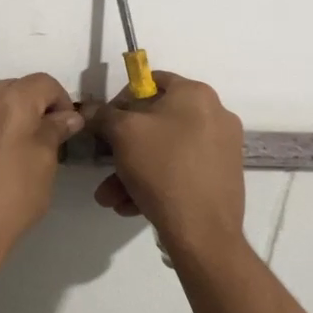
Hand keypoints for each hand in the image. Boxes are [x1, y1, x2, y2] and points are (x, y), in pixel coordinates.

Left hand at [0, 73, 83, 263]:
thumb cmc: (11, 197)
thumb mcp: (44, 163)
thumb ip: (55, 131)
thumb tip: (66, 116)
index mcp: (9, 99)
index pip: (44, 83)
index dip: (61, 101)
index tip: (67, 130)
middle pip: (16, 88)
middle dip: (35, 107)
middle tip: (46, 141)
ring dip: (12, 117)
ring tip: (20, 152)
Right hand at [87, 72, 246, 256]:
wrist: (203, 230)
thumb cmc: (162, 167)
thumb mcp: (123, 133)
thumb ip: (104, 115)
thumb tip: (91, 109)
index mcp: (196, 94)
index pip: (151, 81)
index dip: (121, 98)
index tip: (104, 123)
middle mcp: (215, 114)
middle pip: (156, 121)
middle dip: (123, 146)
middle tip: (103, 164)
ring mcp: (222, 147)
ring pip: (164, 151)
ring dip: (132, 170)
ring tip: (111, 197)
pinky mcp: (222, 176)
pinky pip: (179, 170)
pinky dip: (154, 182)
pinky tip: (131, 205)